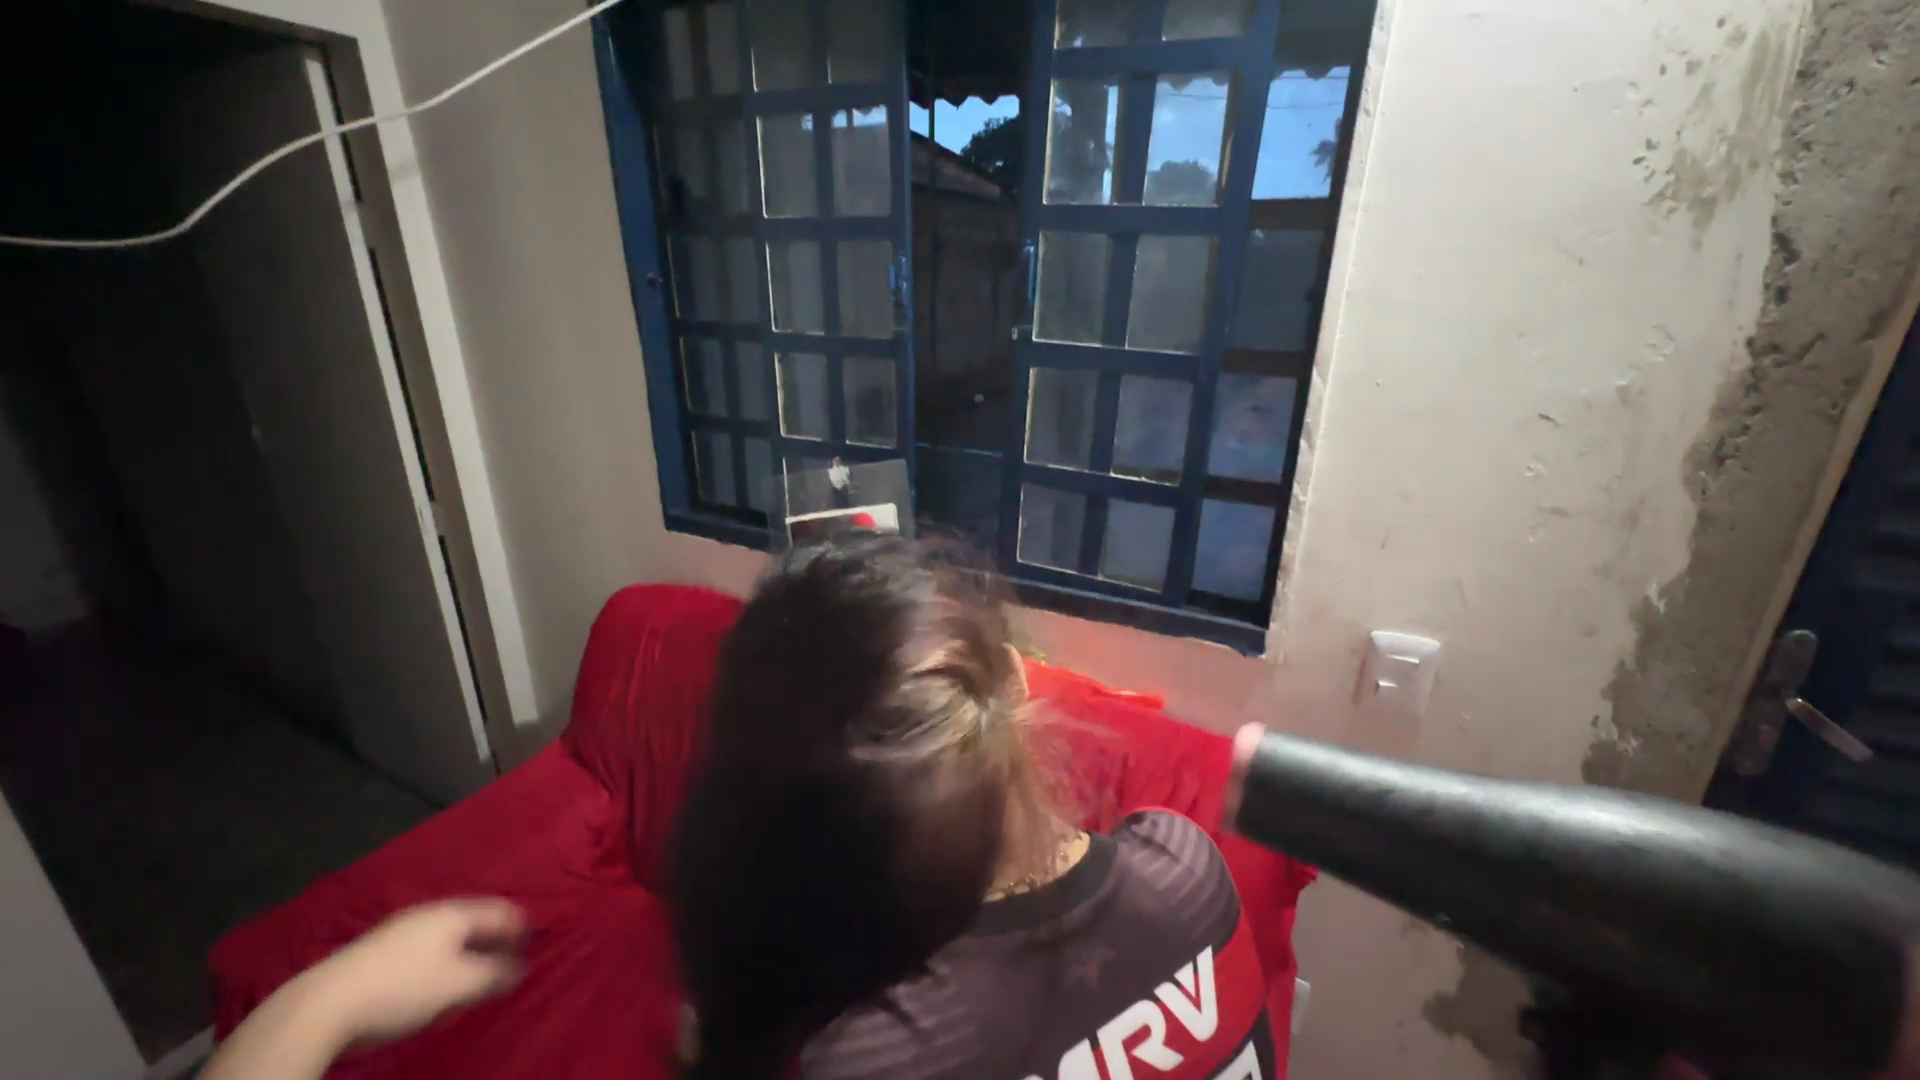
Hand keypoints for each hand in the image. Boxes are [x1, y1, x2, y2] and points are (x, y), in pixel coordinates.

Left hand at [296, 898, 528, 1047]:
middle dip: (492, 941)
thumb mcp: (459, 984)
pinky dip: (440, 960)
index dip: (521, 927)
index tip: (531, 947)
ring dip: (465, 952)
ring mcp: (399, 929)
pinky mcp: (376, 951)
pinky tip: (432, 982)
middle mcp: (429, 912)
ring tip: (470, 977)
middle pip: (473, 921)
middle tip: (503, 963)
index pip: (501, 910)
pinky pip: (424, 948)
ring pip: (446, 935)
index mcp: (454, 912)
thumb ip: (496, 974)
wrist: (321, 1006)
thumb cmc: (403, 987)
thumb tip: (521, 967)